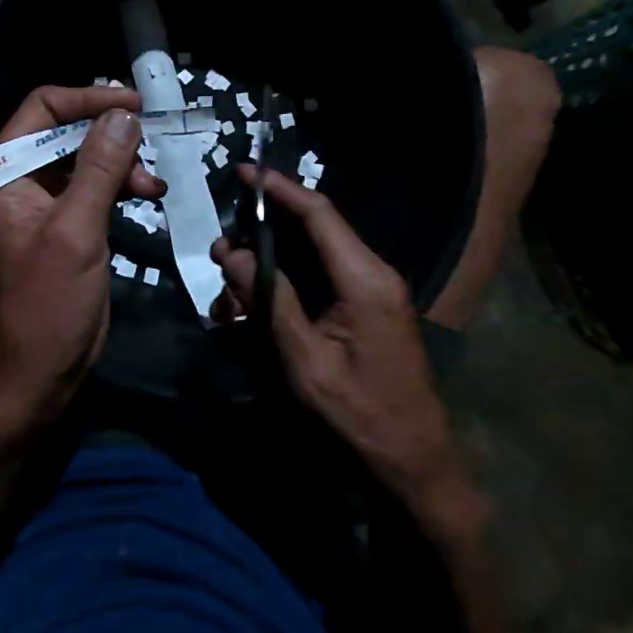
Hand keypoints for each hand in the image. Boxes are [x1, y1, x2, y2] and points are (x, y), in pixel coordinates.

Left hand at [0, 86, 165, 450]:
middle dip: (110, 133)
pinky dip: (121, 186)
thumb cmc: (47, 304)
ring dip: (122, 162)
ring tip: (154, 188)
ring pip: (85, 159)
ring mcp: (46, 204)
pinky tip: (149, 197)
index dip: (87, 98)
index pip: (41, 109)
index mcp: (6, 175)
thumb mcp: (76, 233)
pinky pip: (95, 188)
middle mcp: (22, 181)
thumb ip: (98, 170)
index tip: (135, 104)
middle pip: (65, 130)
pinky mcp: (68, 226)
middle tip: (153, 143)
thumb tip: (123, 114)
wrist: (38, 373)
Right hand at [213, 165, 482, 534]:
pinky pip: (317, 277)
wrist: (413, 461)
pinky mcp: (364, 306)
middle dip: (260, 232)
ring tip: (229, 290)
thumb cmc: (360, 413)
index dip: (279, 188)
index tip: (243, 171)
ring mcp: (370, 290)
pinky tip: (253, 307)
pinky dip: (282, 283)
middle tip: (218, 250)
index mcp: (364, 279)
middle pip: (312, 229)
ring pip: (310, 255)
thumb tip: (233, 253)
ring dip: (266, 263)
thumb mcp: (304, 359)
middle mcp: (372, 274)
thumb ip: (270, 300)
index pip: (318, 214)